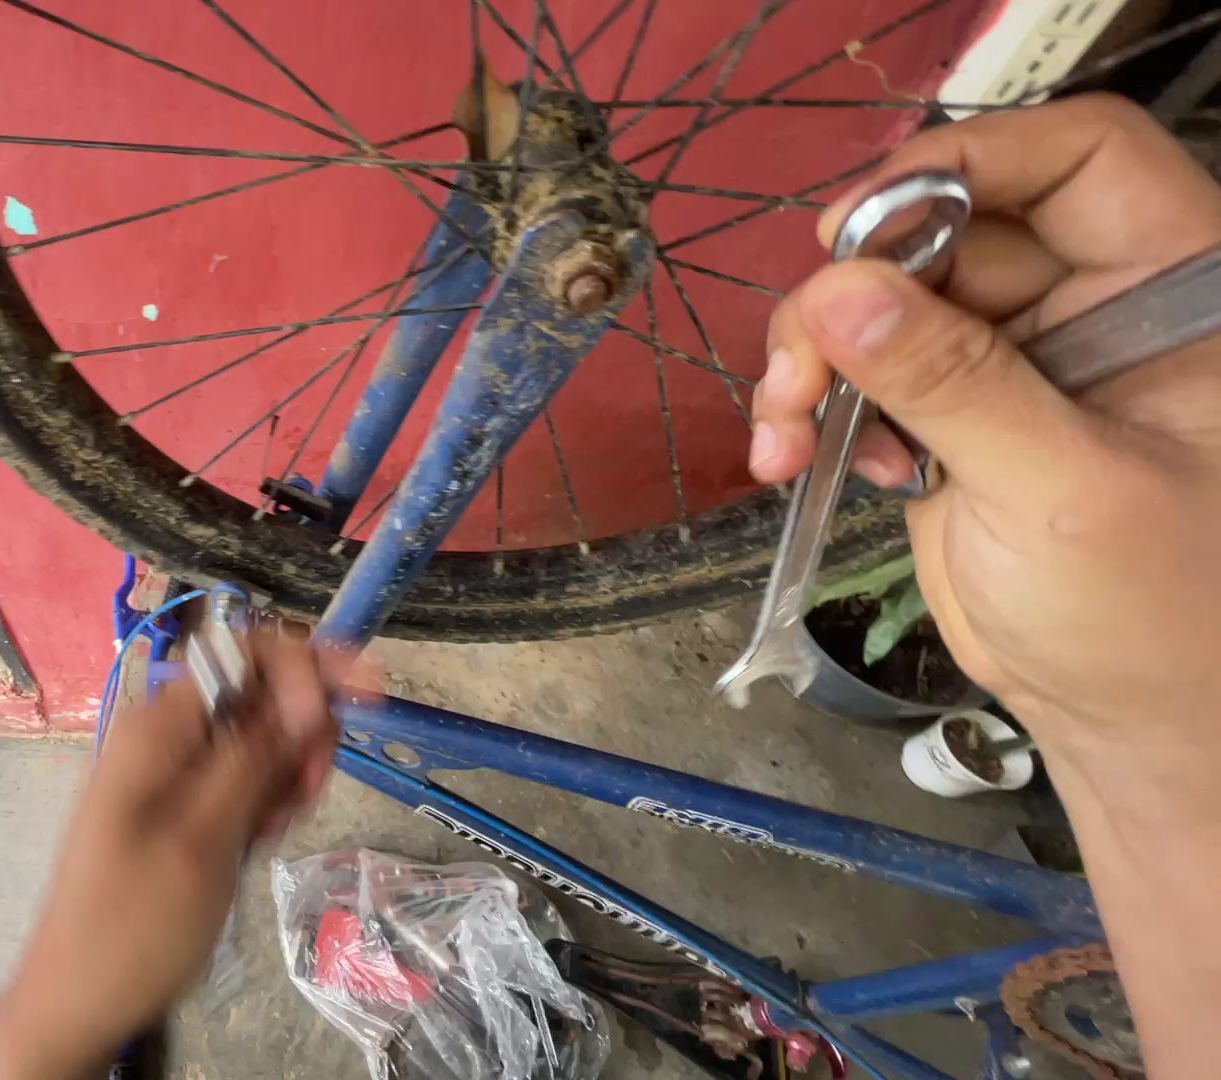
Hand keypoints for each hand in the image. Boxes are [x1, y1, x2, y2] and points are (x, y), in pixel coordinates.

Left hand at [0, 634, 341, 1079]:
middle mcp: (165, 732)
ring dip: (284, 773)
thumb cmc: (135, 923)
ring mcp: (172, 767)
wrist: (76, 1003)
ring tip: (273, 830)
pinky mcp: (182, 800)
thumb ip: (255, 756)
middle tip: (310, 787)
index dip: (302, 666)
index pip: (243, 653)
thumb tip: (307, 691)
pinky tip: (261, 838)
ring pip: (257, 739)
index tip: (346, 708)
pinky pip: (240, 777)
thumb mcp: (205, 837)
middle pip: (257, 694)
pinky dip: (264, 799)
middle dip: (298, 731)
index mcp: (160, 724)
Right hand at [750, 95, 1220, 763]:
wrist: (1119, 705)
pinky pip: (848, 381)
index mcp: (1163, 291)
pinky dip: (808, 417)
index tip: (846, 233)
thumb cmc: (1150, 604)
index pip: (1071, 161)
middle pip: (929, 248)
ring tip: (780, 444)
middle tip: (790, 387)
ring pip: (866, 317)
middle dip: (836, 311)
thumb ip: (949, 382)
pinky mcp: (932, 418)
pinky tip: (802, 465)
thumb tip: (836, 292)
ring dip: (804, 374)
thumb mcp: (1055, 486)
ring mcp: (992, 366)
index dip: (958, 169)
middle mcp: (1073, 310)